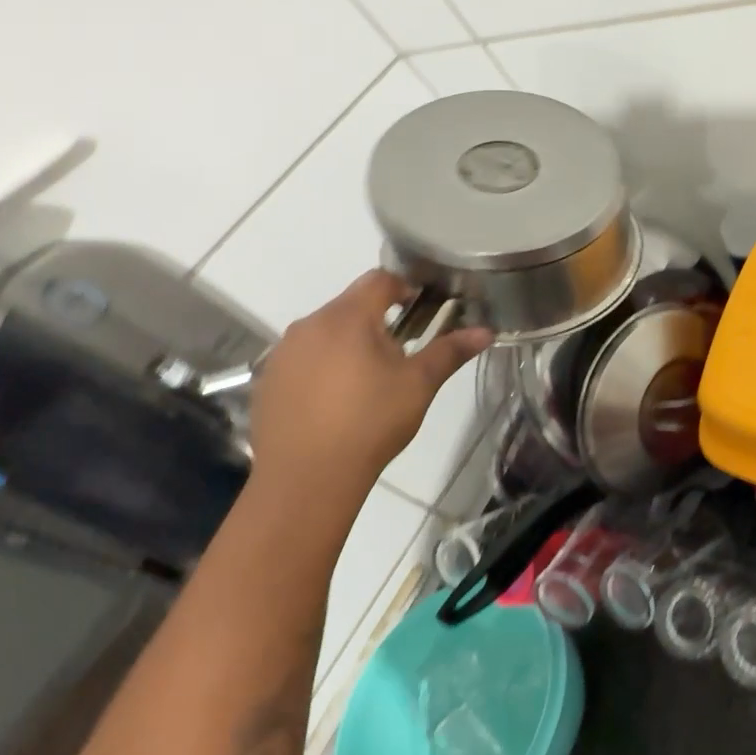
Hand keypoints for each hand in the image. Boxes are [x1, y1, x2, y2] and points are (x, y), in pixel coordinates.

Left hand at [248, 270, 491, 488]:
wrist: (309, 473)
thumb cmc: (372, 421)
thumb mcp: (419, 385)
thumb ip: (449, 352)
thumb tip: (486, 331)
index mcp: (348, 318)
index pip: (380, 280)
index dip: (406, 288)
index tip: (424, 313)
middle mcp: (309, 325)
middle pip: (351, 306)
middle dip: (379, 322)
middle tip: (402, 357)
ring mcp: (283, 352)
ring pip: (326, 334)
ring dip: (350, 346)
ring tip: (371, 384)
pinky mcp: (269, 379)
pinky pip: (304, 360)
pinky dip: (324, 369)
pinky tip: (338, 403)